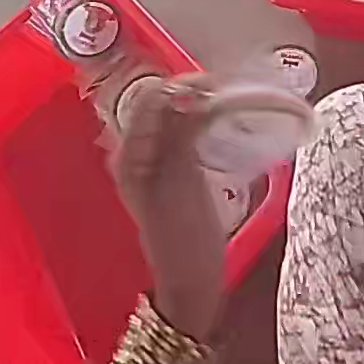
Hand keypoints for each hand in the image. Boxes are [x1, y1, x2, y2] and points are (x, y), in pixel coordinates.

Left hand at [109, 74, 224, 338]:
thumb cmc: (184, 236)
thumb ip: (181, 133)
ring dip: (201, 105)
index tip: (218, 82)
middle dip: (193, 91)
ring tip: (231, 101)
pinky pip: (187, 133)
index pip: (152, 98)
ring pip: (177, 117)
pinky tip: (225, 123)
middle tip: (230, 90)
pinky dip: (205, 123)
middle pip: (163, 105)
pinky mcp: (176, 171)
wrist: (192, 281)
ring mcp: (157, 162)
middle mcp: (138, 151)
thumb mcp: (182, 180)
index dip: (182, 84)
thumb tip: (188, 90)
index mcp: (131, 152)